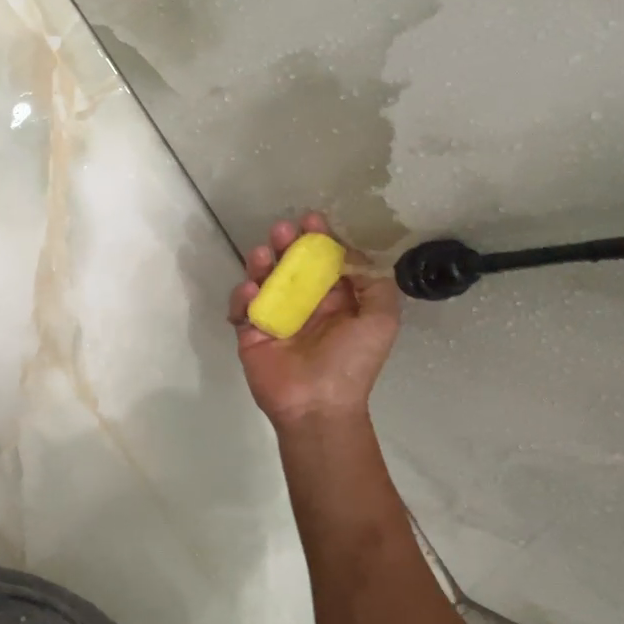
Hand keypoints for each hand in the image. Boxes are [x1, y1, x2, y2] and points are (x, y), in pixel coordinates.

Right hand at [228, 213, 401, 428]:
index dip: (320, 239)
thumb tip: (350, 255)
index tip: (312, 219)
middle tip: (282, 230)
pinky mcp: (250, 334)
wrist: (316, 405)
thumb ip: (374, 284)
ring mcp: (276, 318)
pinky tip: (250, 291)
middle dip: (287, 245)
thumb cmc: (352, 363)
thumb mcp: (381, 320)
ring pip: (264, 282)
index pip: (326, 263)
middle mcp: (305, 306)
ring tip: (261, 253)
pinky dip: (243, 296)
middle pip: (292, 266)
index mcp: (338, 301)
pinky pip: (242, 309)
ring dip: (261, 264)